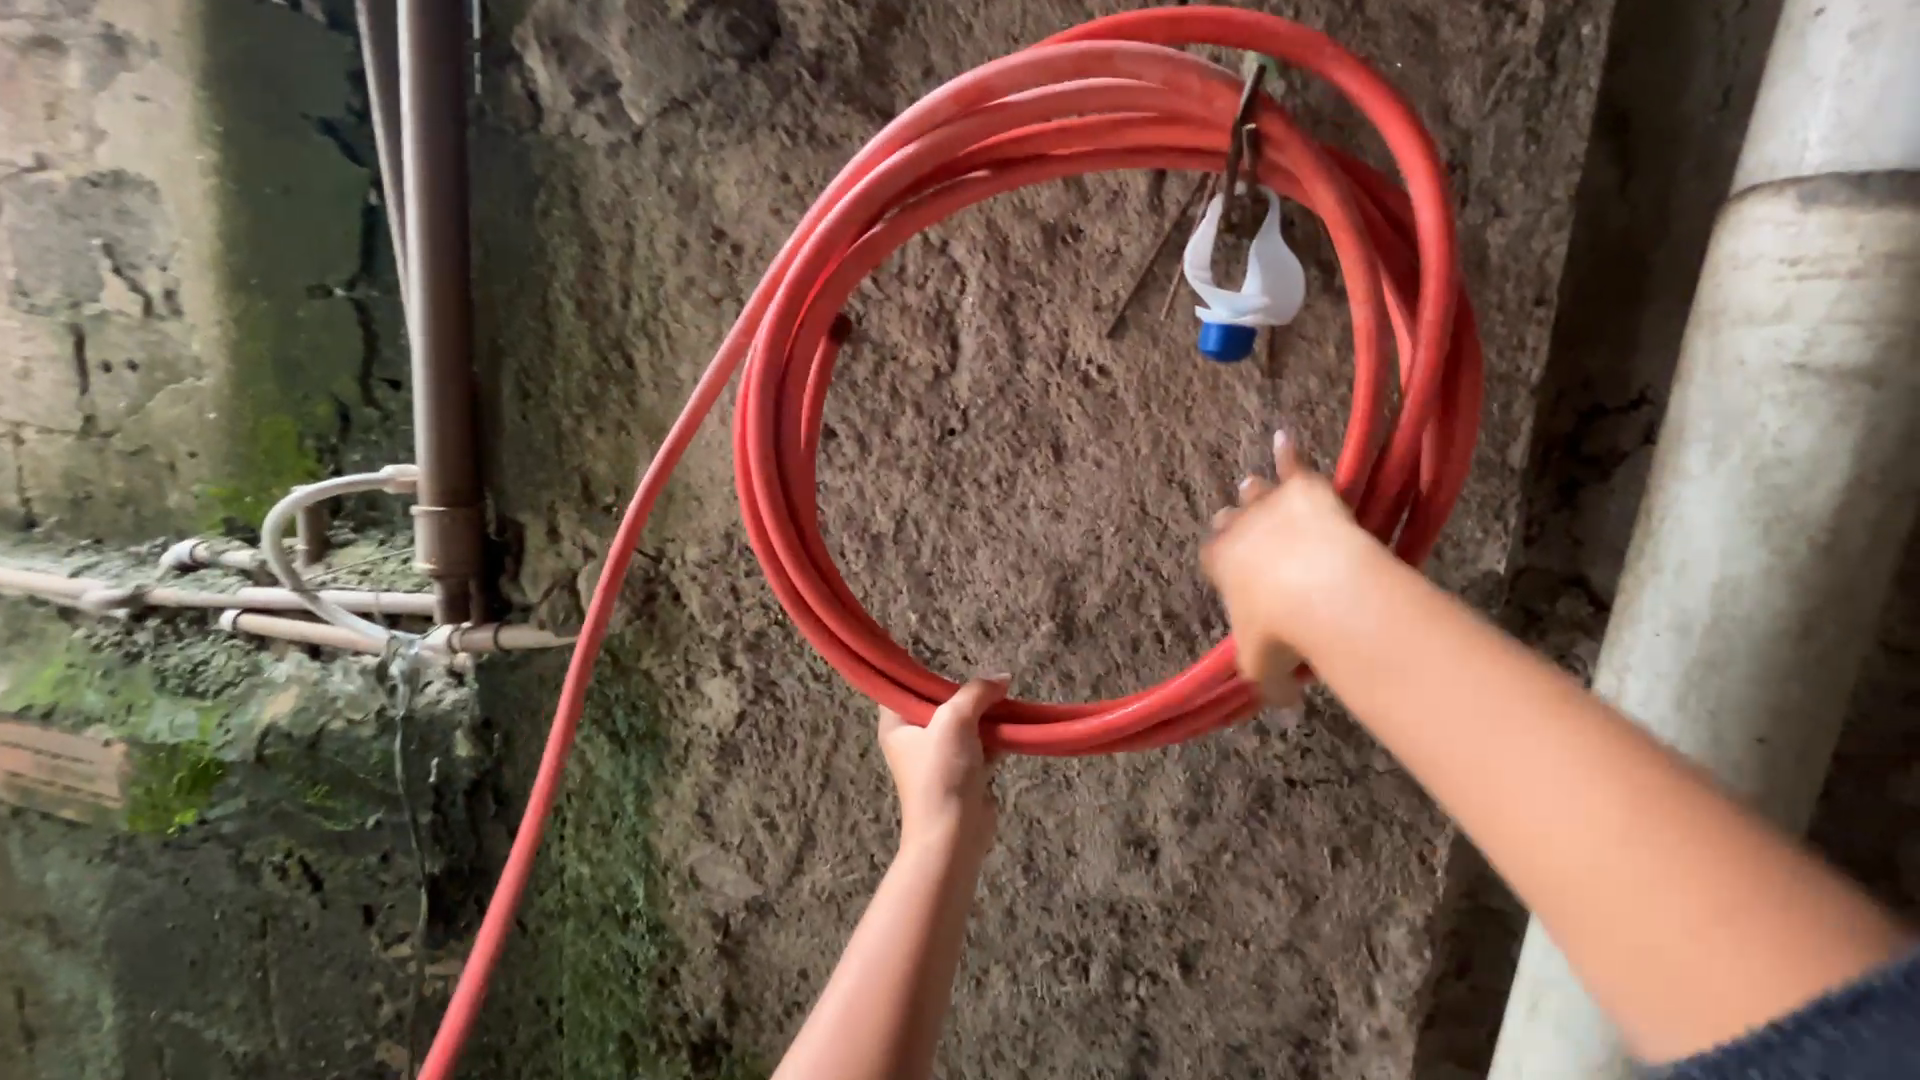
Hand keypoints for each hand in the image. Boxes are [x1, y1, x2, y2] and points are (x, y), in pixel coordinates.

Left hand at [878, 677, 1007, 856]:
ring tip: (1006, 701)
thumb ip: (976, 692)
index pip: (902, 687)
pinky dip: (995, 738)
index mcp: (896, 725)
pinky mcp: (964, 773)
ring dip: (985, 716)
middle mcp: (914, 739)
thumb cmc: (942, 772)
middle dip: (966, 695)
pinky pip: (980, 745)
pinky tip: (1013, 727)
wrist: (954, 834)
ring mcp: (940, 757)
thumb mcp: (955, 720)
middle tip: (989, 683)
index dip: (923, 673)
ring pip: (964, 724)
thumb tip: (1002, 678)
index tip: (950, 662)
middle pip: (940, 704)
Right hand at [1202, 430, 1376, 698]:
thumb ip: (1271, 687)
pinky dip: (1288, 450)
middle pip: (1229, 519)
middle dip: (1234, 521)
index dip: (1219, 556)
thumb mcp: (1266, 669)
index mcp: (1220, 566)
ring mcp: (1269, 507)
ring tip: (1255, 484)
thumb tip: (1286, 708)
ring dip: (1256, 491)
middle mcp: (1236, 531)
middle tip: (1240, 522)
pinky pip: (1292, 464)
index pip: (1211, 554)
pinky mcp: (1303, 490)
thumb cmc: (1284, 633)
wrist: (1322, 593)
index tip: (1229, 560)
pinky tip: (1285, 436)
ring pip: (1256, 492)